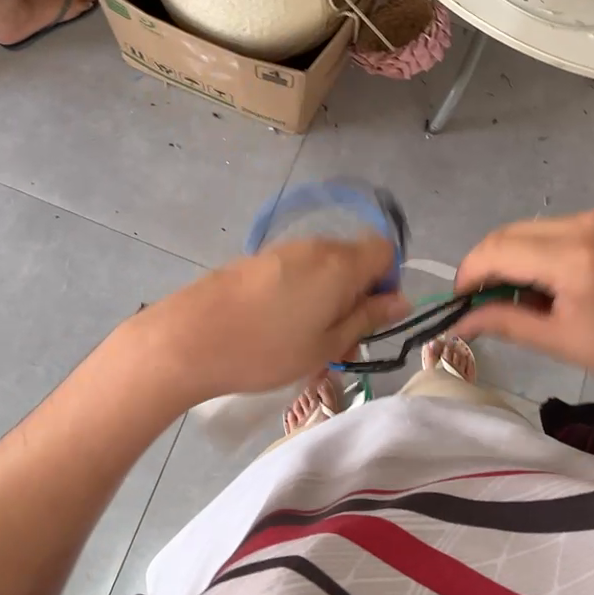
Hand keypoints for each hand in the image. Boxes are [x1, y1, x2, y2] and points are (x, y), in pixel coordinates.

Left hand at [124, 236, 408, 404]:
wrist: (191, 336)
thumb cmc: (267, 348)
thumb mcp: (326, 344)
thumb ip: (367, 318)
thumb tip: (402, 300)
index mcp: (341, 263)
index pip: (385, 249)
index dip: (387, 281)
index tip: (370, 316)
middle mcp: (317, 246)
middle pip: (355, 258)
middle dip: (356, 294)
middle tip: (338, 340)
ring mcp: (285, 249)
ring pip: (325, 266)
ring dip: (328, 296)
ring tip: (305, 340)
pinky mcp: (260, 258)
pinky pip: (298, 270)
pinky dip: (301, 293)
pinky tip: (277, 327)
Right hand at [452, 211, 593, 410]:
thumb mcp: (562, 342)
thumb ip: (505, 321)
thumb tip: (459, 320)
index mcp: (573, 256)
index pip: (497, 250)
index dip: (469, 273)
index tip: (458, 303)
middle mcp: (583, 223)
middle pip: (509, 233)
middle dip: (487, 266)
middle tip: (481, 304)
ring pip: (530, 229)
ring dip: (512, 258)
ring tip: (518, 298)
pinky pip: (555, 229)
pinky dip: (538, 251)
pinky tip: (547, 283)